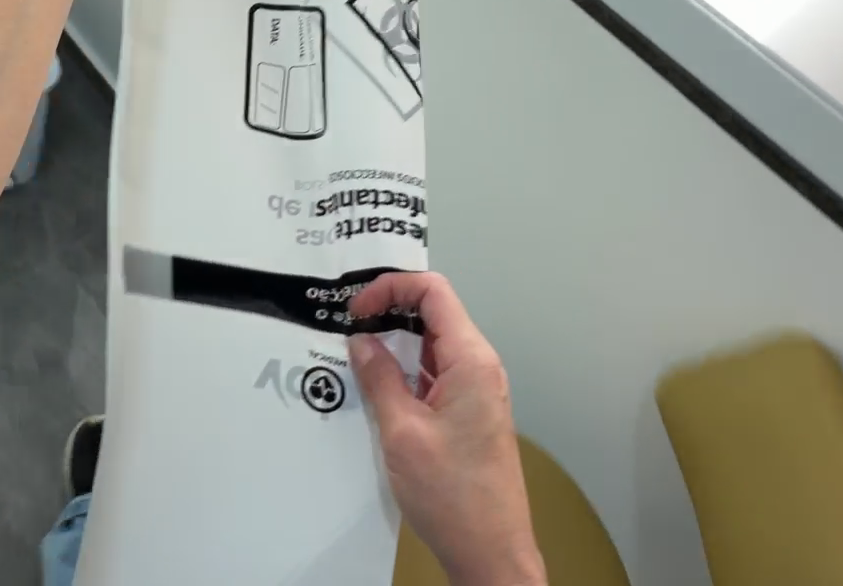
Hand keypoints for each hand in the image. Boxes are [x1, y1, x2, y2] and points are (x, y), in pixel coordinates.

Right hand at [349, 274, 547, 585]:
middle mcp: (480, 365)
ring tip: (357, 349)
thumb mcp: (402, 432)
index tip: (357, 308)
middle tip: (349, 323)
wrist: (492, 555)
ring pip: (434, 342)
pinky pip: (437, 371)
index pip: (434, 292)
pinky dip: (408, 367)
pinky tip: (378, 382)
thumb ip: (380, 378)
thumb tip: (361, 340)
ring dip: (397, 340)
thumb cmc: (451, 493)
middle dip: (391, 308)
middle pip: (434, 312)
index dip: (392, 287)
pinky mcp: (470, 410)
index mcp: (471, 359)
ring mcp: (477, 388)